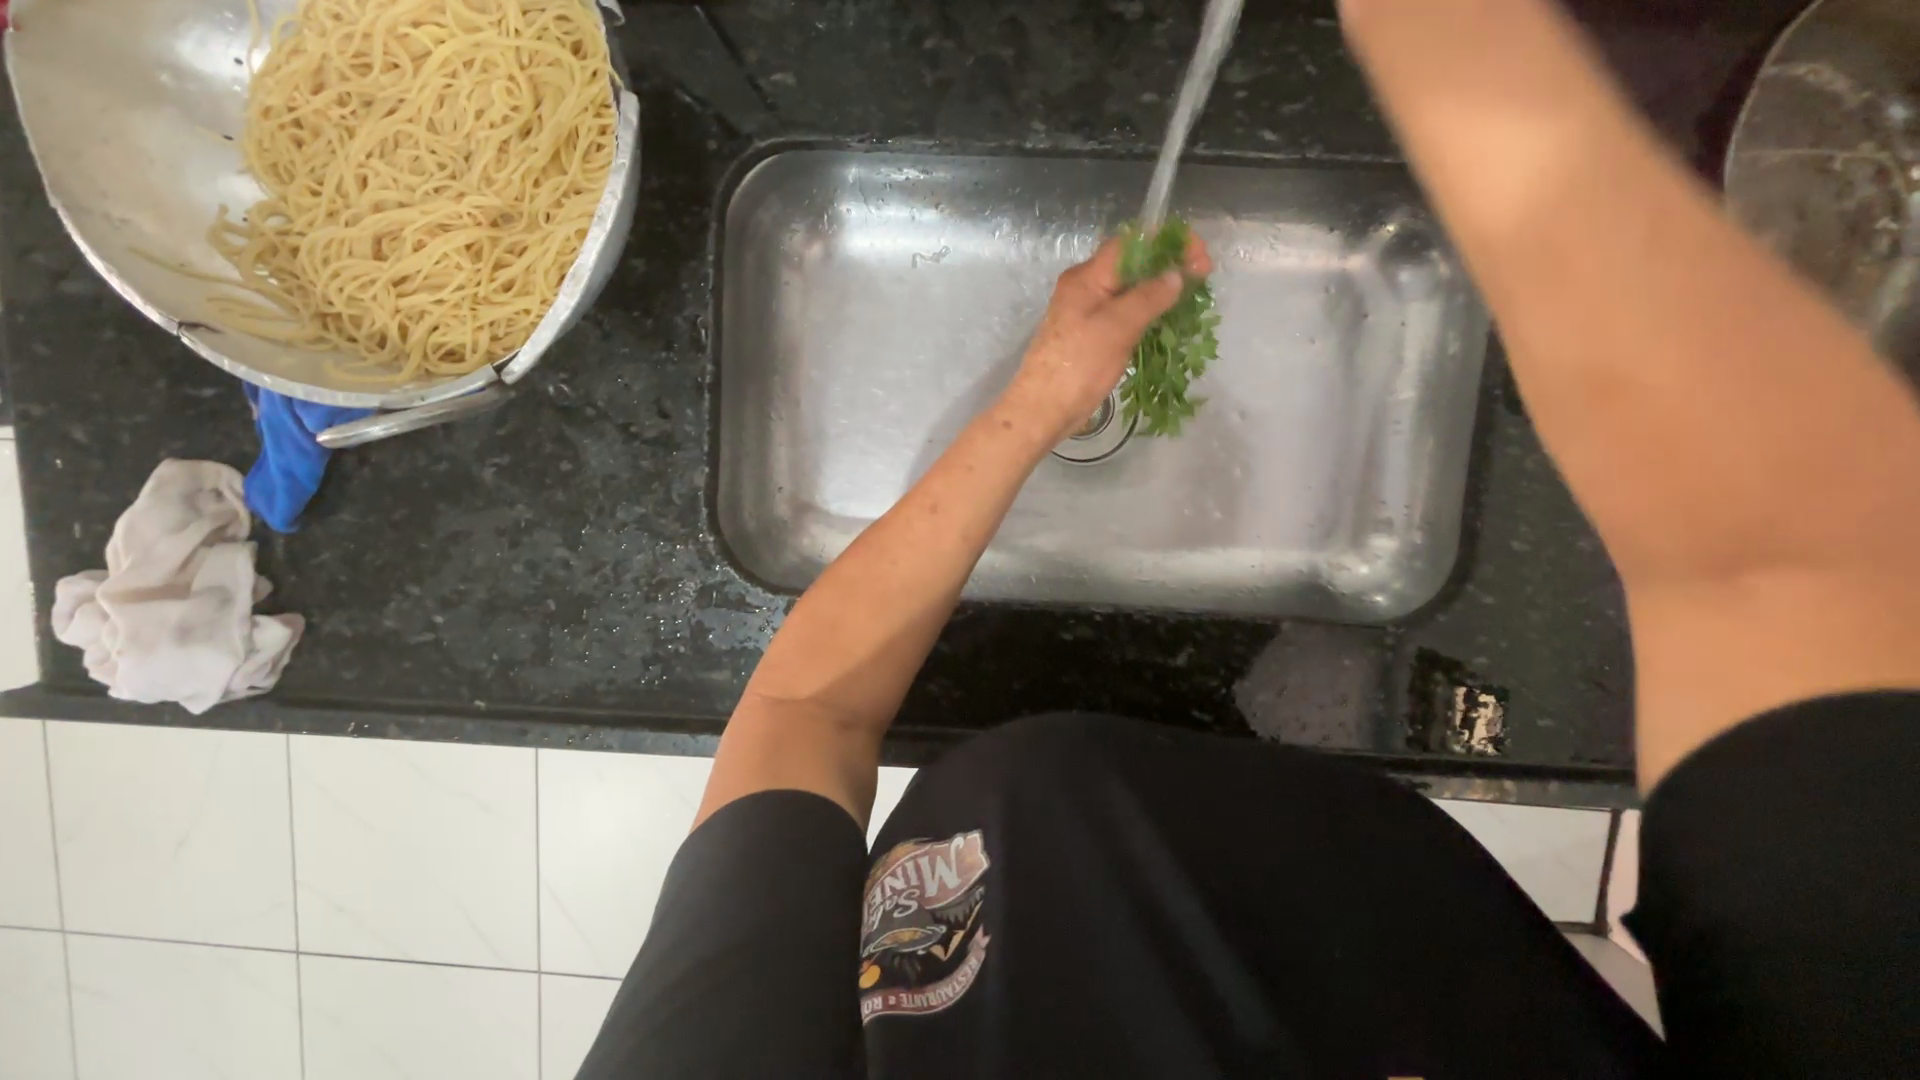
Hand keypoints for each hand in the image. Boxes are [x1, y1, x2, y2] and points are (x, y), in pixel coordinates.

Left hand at [1002, 231, 1212, 443]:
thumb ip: (1148, 297)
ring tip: (1190, 302)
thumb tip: (1176, 275)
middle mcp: (1084, 289)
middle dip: (1167, 266)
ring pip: (1129, 292)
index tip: (1199, 258)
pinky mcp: (1090, 337)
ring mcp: (1086, 314)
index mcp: (1086, 277)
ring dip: (1159, 292)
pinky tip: (1166, 326)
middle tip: (1201, 280)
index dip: (1168, 243)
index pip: (1132, 243)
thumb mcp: (1117, 327)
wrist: (1043, 409)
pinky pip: (1123, 316)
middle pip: (1131, 265)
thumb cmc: (1078, 366)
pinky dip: (1146, 315)